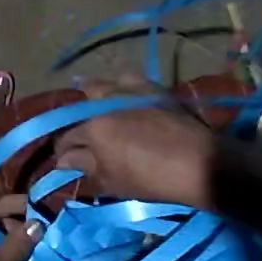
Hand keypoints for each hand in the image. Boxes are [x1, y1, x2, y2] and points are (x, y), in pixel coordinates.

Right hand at [53, 81, 220, 207]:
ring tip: (97, 113)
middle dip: (75, 124)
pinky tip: (120, 97)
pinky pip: (126, 79)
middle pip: (79, 110)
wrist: (199, 163)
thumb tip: (62, 160)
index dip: (63, 152)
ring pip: (100, 87)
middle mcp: (106, 104)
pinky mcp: (151, 88)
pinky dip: (118, 86)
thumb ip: (84, 166)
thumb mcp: (111, 181)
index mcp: (93, 129)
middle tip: (84, 140)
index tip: (65, 161)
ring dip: (92, 100)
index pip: (67, 139)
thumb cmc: (151, 179)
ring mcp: (130, 92)